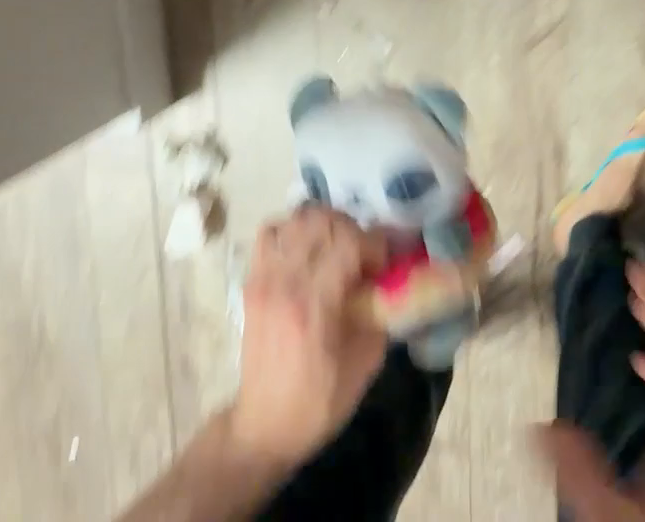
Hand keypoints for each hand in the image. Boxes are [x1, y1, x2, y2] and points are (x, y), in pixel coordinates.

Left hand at [230, 206, 390, 466]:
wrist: (265, 425)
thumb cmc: (321, 400)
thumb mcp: (367, 360)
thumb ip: (381, 309)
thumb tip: (393, 277)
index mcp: (315, 304)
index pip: (349, 241)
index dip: (375, 245)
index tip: (384, 265)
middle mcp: (284, 283)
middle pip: (321, 220)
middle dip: (352, 229)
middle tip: (363, 255)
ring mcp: (263, 280)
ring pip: (294, 219)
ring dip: (323, 226)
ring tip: (336, 250)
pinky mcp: (252, 283)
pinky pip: (271, 234)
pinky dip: (294, 232)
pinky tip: (309, 254)